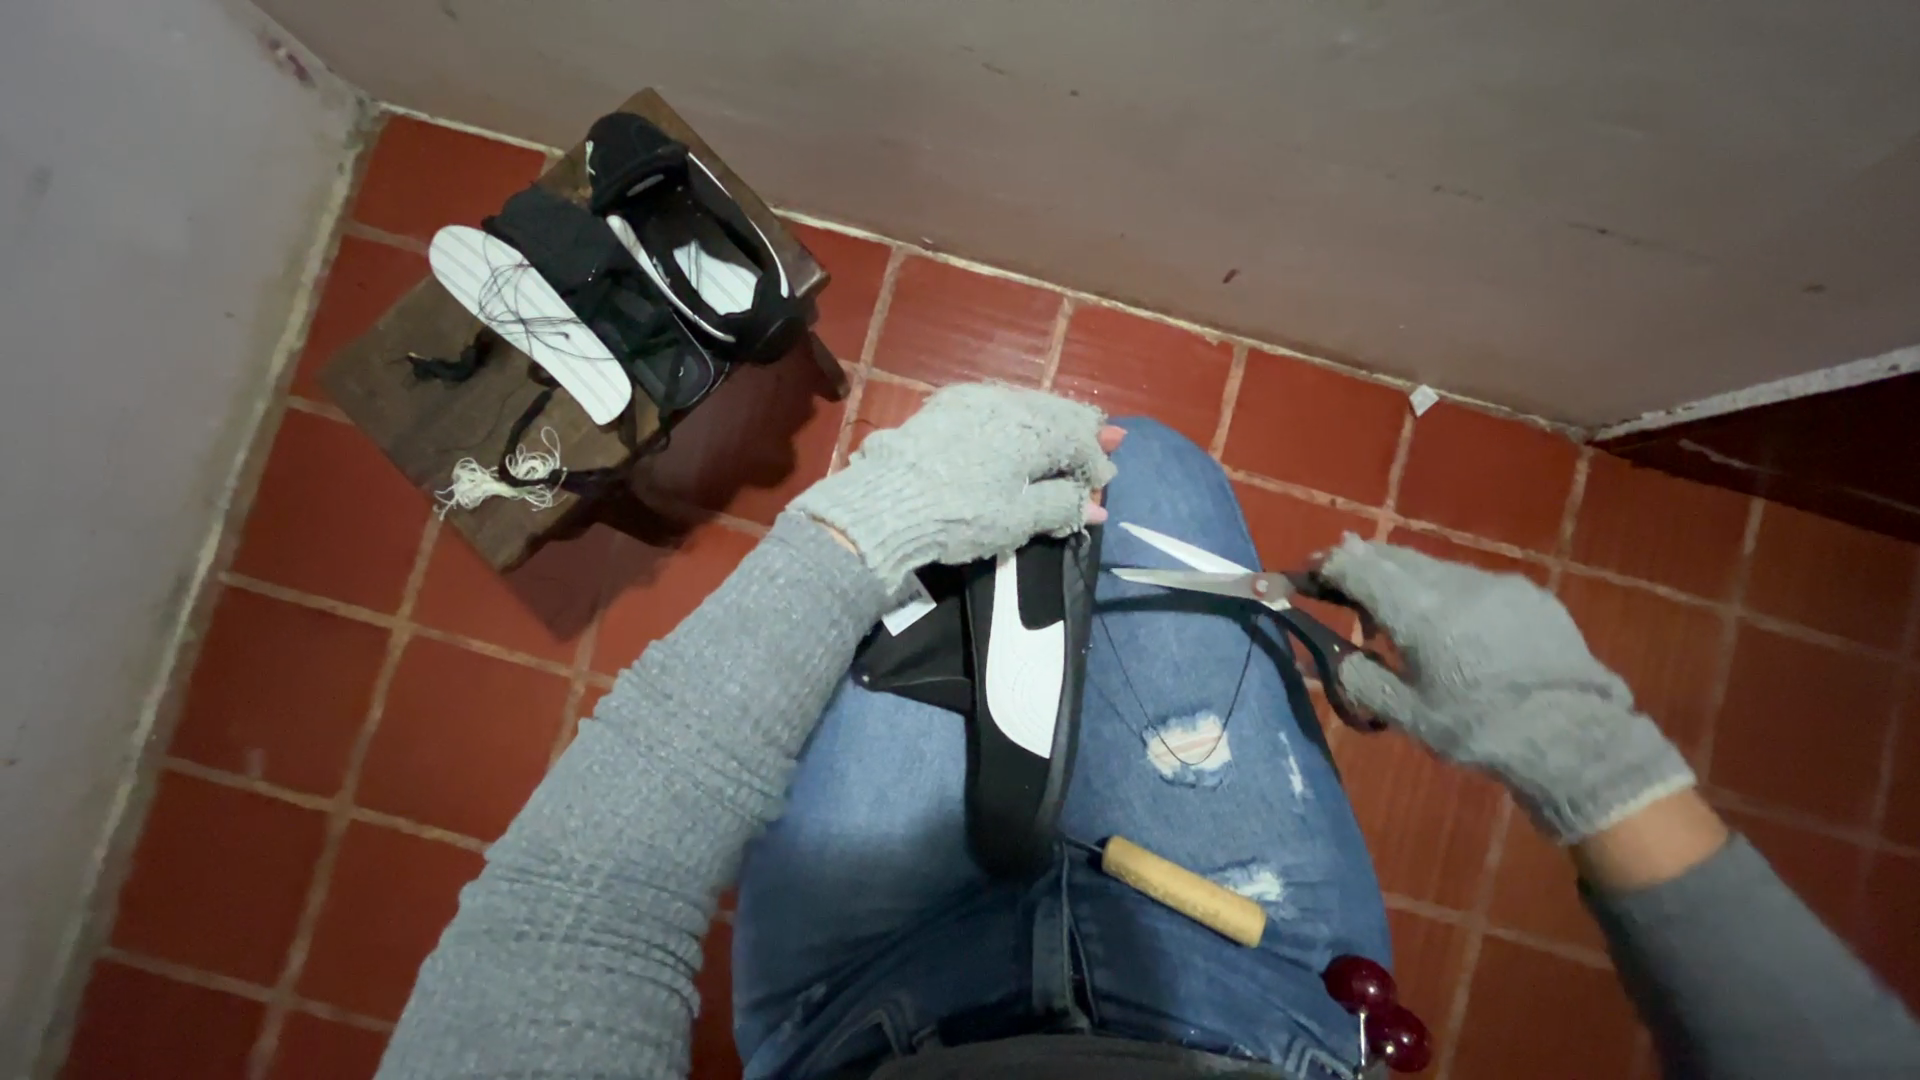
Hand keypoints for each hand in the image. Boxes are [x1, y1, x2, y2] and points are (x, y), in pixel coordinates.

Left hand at [791, 383, 1119, 591]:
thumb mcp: (1016, 519)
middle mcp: (1007, 403)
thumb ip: (1059, 505)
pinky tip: (1019, 431)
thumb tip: (1095, 506)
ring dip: (1052, 422)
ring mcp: (973, 400)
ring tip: (1066, 435)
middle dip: (1083, 432)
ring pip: (1027, 405)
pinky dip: (1019, 420)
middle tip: (1106, 441)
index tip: (1103, 484)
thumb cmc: (959, 516)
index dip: (1095, 463)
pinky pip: (998, 407)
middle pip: (1057, 413)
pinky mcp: (945, 407)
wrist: (884, 506)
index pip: (1078, 440)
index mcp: (1032, 429)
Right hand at [1316, 537, 1694, 843]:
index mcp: (1417, 611)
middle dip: (1358, 564)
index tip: (1306, 575)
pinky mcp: (1528, 593)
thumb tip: (1325, 656)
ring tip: (1394, 613)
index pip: (1355, 566)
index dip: (1325, 567)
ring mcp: (1495, 584)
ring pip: (1429, 565)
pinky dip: (1441, 591)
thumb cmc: (1477, 730)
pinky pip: (1468, 581)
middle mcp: (1453, 582)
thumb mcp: (1403, 712)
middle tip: (1339, 584)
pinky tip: (1448, 623)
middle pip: (1391, 556)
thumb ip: (1356, 674)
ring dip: (1400, 578)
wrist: (1577, 742)